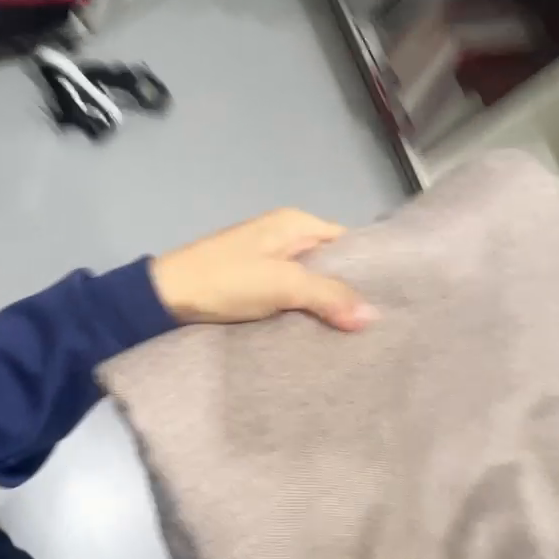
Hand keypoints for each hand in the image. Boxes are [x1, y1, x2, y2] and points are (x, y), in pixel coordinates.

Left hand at [150, 209, 374, 331]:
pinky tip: (319, 333)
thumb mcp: (282, 285)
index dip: (367, 269)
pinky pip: (288, 296)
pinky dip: (302, 311)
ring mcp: (266, 260)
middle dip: (348, 291)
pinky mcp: (252, 284)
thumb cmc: (225, 280)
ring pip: (309, 283)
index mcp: (294, 223)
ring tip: (357, 335)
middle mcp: (283, 236)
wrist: (165, 296)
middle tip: (378, 325)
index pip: (347, 242)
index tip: (393, 300)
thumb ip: (328, 296)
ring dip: (325, 305)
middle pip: (329, 264)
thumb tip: (375, 315)